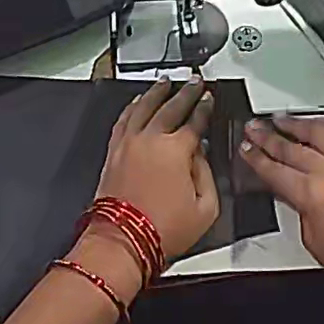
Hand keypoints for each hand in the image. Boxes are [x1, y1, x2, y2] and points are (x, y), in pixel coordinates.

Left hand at [95, 79, 218, 260]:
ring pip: (143, 107)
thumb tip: (200, 156)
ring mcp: (128, 143)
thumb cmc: (161, 229)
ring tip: (166, 83)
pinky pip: (123, 120)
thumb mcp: (206, 208)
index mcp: (176, 150)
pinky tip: (137, 102)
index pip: (195, 121)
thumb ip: (206, 175)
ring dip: (157, 92)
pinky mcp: (113, 152)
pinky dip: (131, 107)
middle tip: (195, 83)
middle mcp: (150, 140)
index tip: (210, 99)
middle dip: (186, 92)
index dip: (205, 108)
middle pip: (170, 107)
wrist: (123, 240)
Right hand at [239, 116, 323, 312]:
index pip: (273, 169)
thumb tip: (288, 190)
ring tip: (280, 119)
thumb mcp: (313, 239)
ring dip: (296, 123)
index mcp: (313, 195)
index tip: (246, 149)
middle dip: (268, 136)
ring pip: (320, 131)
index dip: (254, 157)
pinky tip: (318, 125)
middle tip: (254, 128)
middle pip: (291, 147)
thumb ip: (298, 207)